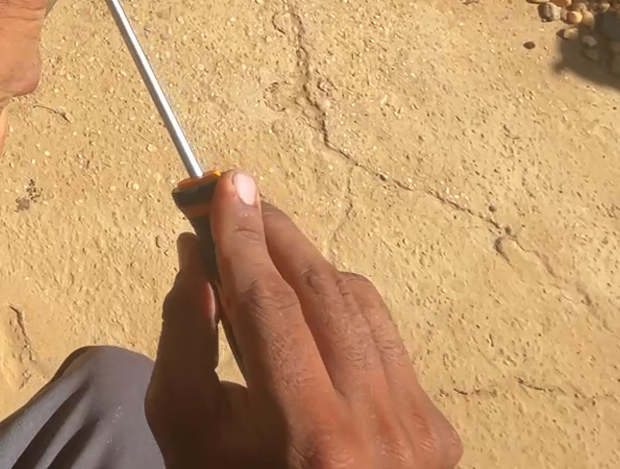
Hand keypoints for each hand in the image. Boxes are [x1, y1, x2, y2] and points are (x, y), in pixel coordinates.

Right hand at [147, 172, 460, 468]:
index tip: (222, 182)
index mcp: (308, 435)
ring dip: (297, 259)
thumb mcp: (181, 416)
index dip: (241, 235)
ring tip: (253, 249)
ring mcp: (421, 430)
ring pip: (356, 298)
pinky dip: (331, 299)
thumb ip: (185, 328)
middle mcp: (380, 428)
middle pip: (322, 287)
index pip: (270, 303)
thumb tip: (197, 251)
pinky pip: (379, 331)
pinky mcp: (438, 429)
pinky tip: (297, 307)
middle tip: (228, 195)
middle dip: (269, 230)